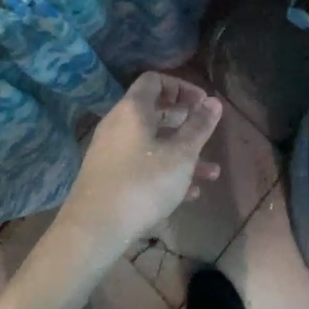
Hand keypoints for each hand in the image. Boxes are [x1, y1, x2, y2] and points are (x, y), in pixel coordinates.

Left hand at [59, 72, 223, 253]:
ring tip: (211, 173)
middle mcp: (119, 123)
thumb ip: (199, 126)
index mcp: (133, 109)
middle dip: (184, 122)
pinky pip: (141, 164)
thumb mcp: (180, 155)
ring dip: (181, 153)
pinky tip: (189, 194)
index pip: (155, 80)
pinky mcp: (109, 176)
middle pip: (154, 111)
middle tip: (205, 131)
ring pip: (152, 143)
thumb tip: (214, 101)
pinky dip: (164, 171)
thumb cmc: (143, 183)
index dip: (181, 87)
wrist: (94, 228)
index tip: (202, 103)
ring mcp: (112, 150)